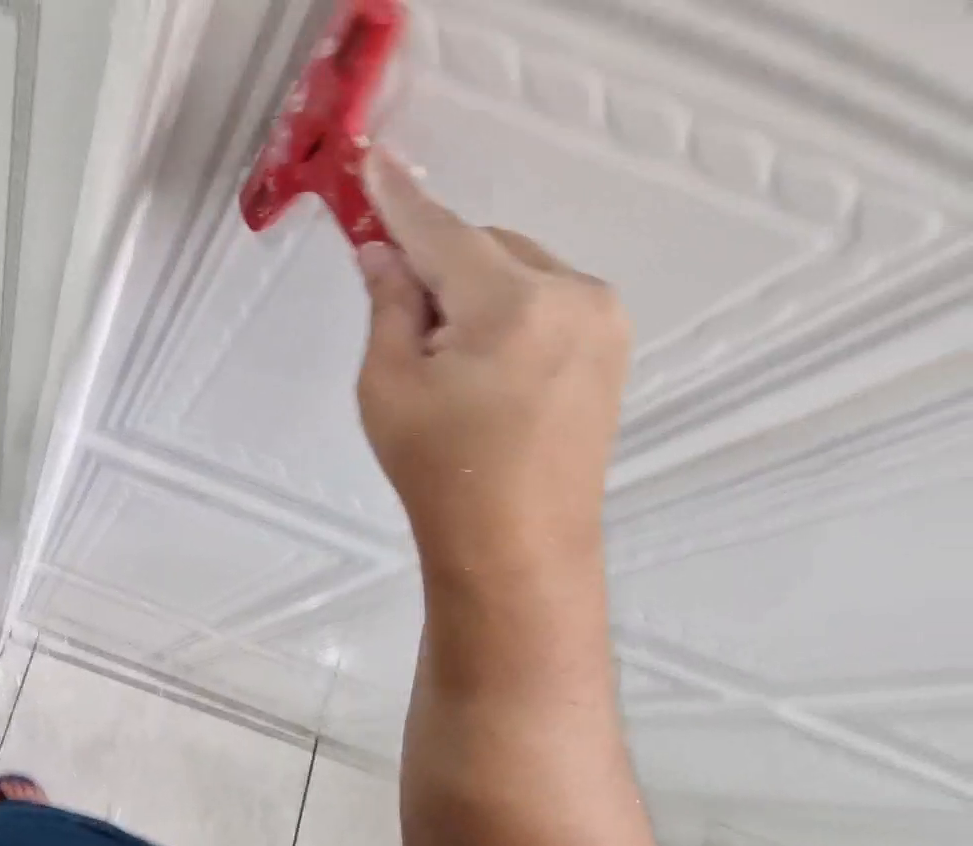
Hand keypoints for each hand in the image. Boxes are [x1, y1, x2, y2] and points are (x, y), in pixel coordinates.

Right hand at [354, 150, 630, 580]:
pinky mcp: (613, 347)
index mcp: (512, 304)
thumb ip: (388, 308)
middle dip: (437, 263)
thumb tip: (385, 255)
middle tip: (397, 310)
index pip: (443, 232)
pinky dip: (505, 308)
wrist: (516, 544)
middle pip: (486, 246)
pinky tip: (481, 362)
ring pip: (519, 269)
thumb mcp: (386, 387)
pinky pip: (546, 299)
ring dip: (472, 287)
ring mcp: (604, 320)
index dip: (400, 200)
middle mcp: (574, 294)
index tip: (371, 163)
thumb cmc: (438, 470)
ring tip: (443, 356)